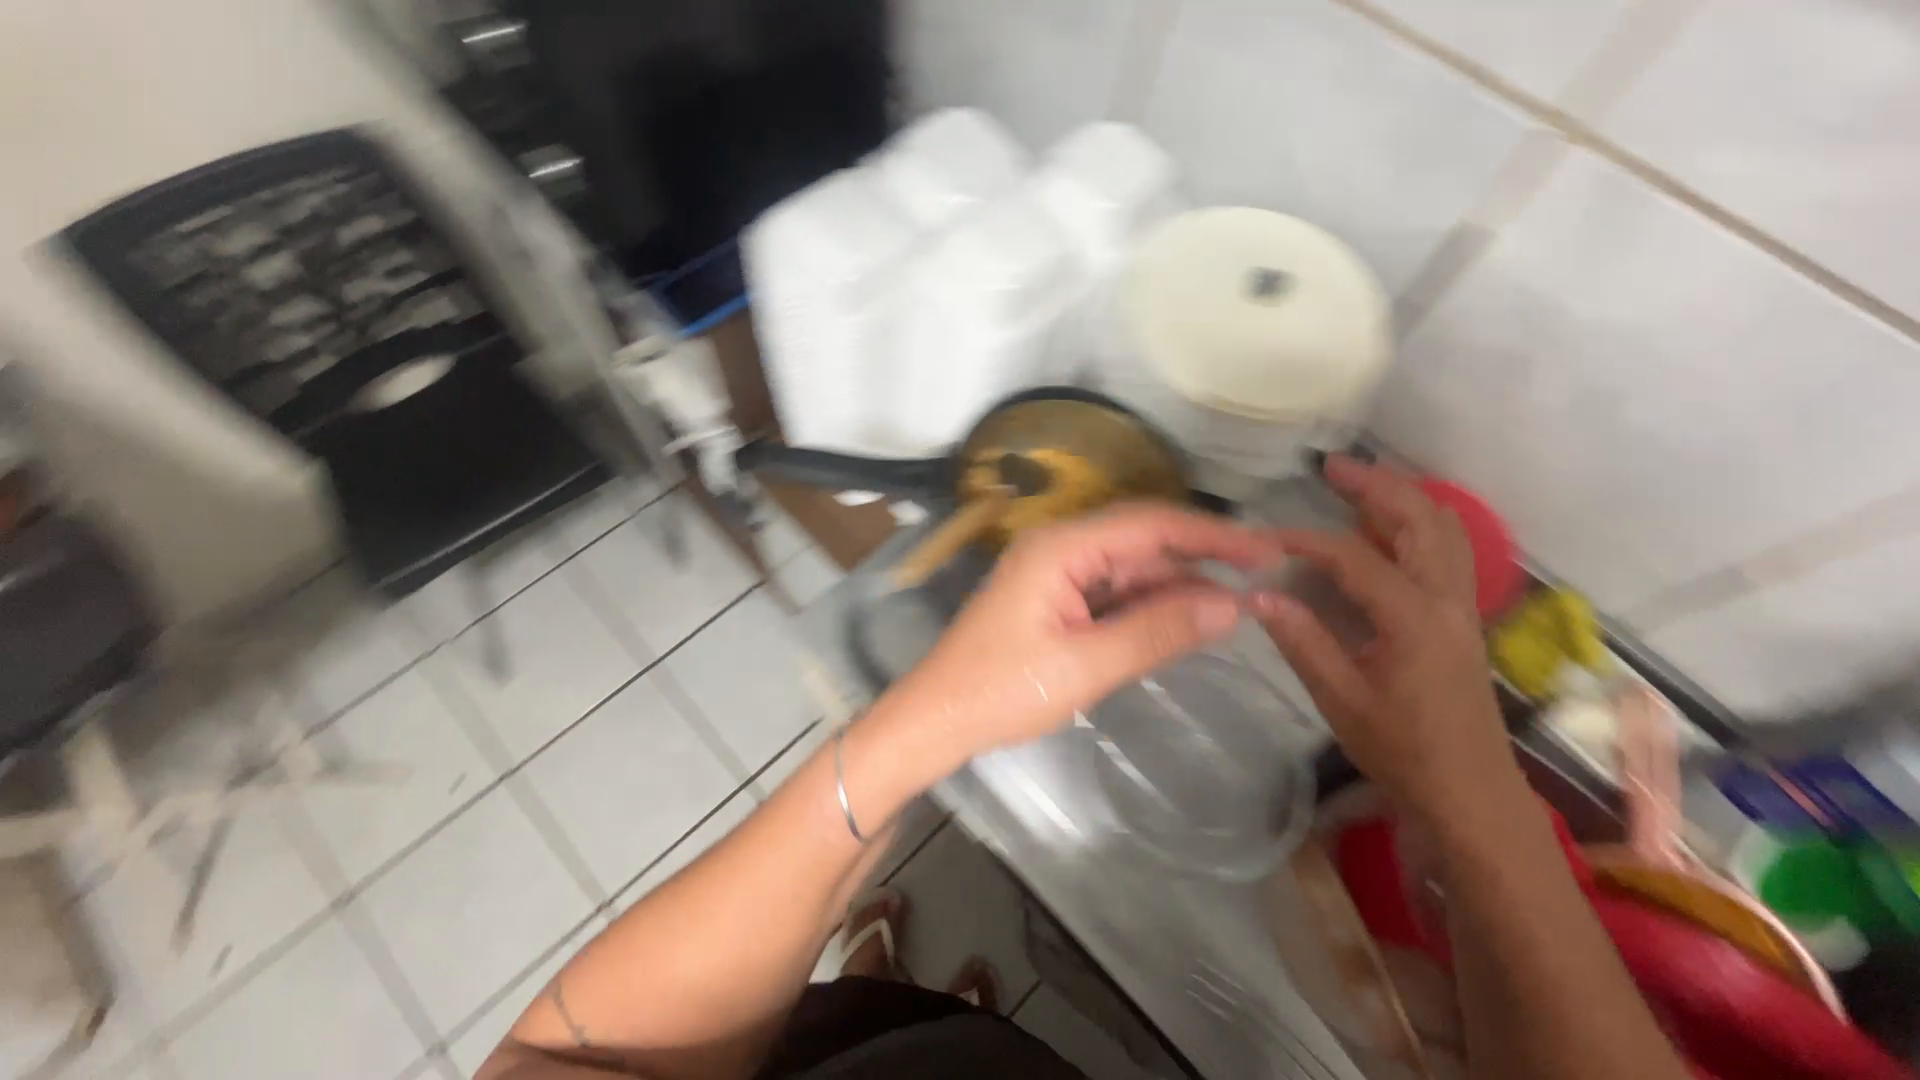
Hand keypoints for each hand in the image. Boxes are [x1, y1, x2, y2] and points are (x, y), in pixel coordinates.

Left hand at [888, 502, 1283, 761]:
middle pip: (1142, 541)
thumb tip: (1230, 605)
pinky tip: (1186, 618)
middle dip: (1201, 557)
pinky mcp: (1054, 602)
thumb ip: (1157, 632)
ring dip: (1178, 585)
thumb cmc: (1001, 691)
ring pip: (1130, 568)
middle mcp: (1059, 548)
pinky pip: (1112, 592)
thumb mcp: (1085, 666)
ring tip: (1237, 604)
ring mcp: (1055, 574)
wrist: (937, 719)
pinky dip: (1149, 605)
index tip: (1266, 550)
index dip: (1212, 534)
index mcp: (1061, 548)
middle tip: (1263, 577)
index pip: (1150, 524)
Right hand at [1251, 457, 1518, 817]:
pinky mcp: (1463, 621)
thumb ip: (1302, 640)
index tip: (1263, 538)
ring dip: (1403, 500)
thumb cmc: (1403, 751)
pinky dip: (1418, 527)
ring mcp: (1463, 608)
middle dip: (1377, 486)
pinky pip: (1447, 553)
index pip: (1353, 556)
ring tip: (1357, 489)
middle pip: (1421, 519)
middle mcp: (1447, 600)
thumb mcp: (1341, 699)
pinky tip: (1384, 536)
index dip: (1305, 540)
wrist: (1470, 794)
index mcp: (1414, 618)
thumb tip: (1257, 595)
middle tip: (1331, 468)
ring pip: (1444, 531)